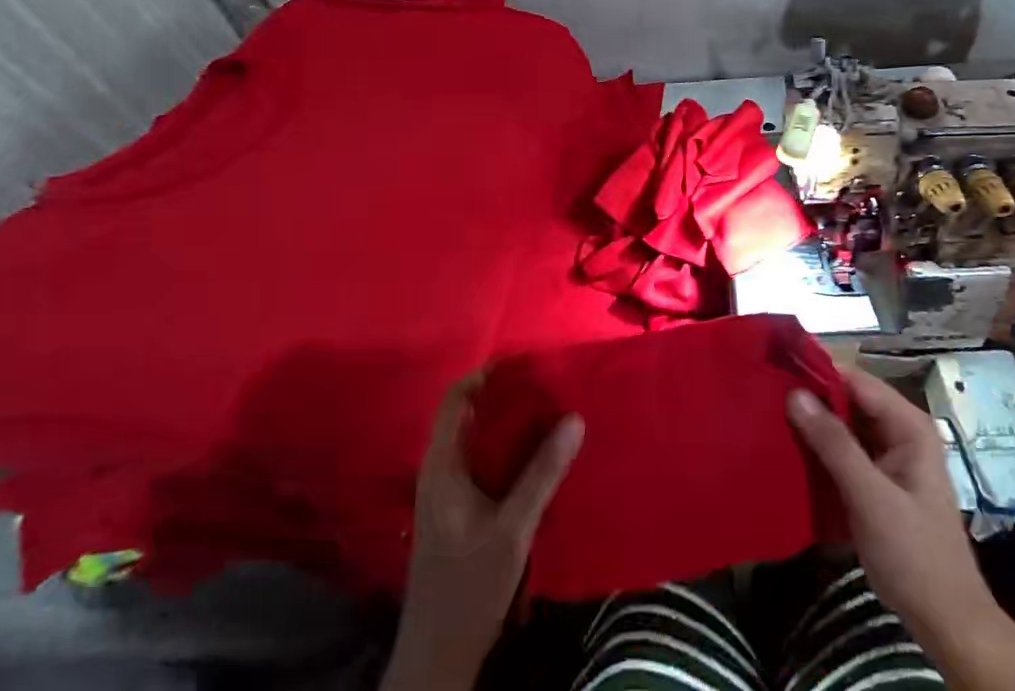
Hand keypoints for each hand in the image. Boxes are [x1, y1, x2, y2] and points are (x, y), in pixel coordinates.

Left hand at [379, 375, 584, 690]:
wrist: (440, 651)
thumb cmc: (468, 587)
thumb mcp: (511, 529)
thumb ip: (541, 474)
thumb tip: (574, 419)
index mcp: (441, 466)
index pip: (456, 399)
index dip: (487, 374)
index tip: (528, 363)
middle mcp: (442, 470)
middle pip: (471, 415)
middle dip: (509, 396)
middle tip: (553, 385)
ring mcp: (451, 490)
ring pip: (482, 439)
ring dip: (514, 423)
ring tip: (557, 411)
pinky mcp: (464, 508)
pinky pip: (489, 462)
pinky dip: (514, 450)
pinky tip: (545, 454)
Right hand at [788, 372, 1014, 690]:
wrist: (945, 618)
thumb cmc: (913, 554)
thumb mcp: (870, 497)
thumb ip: (834, 444)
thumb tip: (795, 394)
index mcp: (909, 426)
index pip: (857, 382)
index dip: (818, 373)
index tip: (775, 370)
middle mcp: (901, 433)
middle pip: (850, 402)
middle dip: (811, 399)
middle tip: (764, 396)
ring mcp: (890, 457)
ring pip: (845, 427)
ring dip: (813, 425)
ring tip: (767, 418)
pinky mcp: (878, 481)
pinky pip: (845, 452)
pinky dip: (820, 451)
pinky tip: (789, 452)